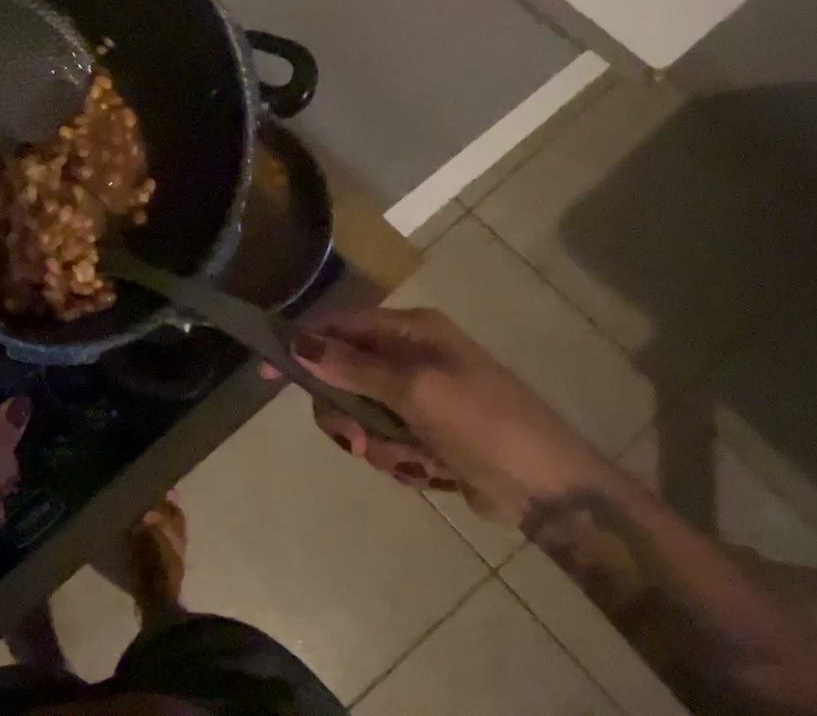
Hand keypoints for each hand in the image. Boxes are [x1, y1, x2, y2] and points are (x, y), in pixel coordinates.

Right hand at [280, 307, 613, 526]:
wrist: (550, 489)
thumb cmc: (483, 423)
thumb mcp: (413, 388)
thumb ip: (351, 366)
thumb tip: (296, 342)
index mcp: (412, 332)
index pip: (338, 326)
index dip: (300, 345)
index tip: (266, 373)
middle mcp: (412, 357)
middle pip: (342, 377)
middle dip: (345, 412)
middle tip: (356, 440)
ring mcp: (422, 398)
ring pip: (361, 416)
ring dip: (375, 443)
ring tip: (406, 461)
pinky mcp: (430, 435)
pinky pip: (387, 443)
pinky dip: (400, 461)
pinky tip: (429, 472)